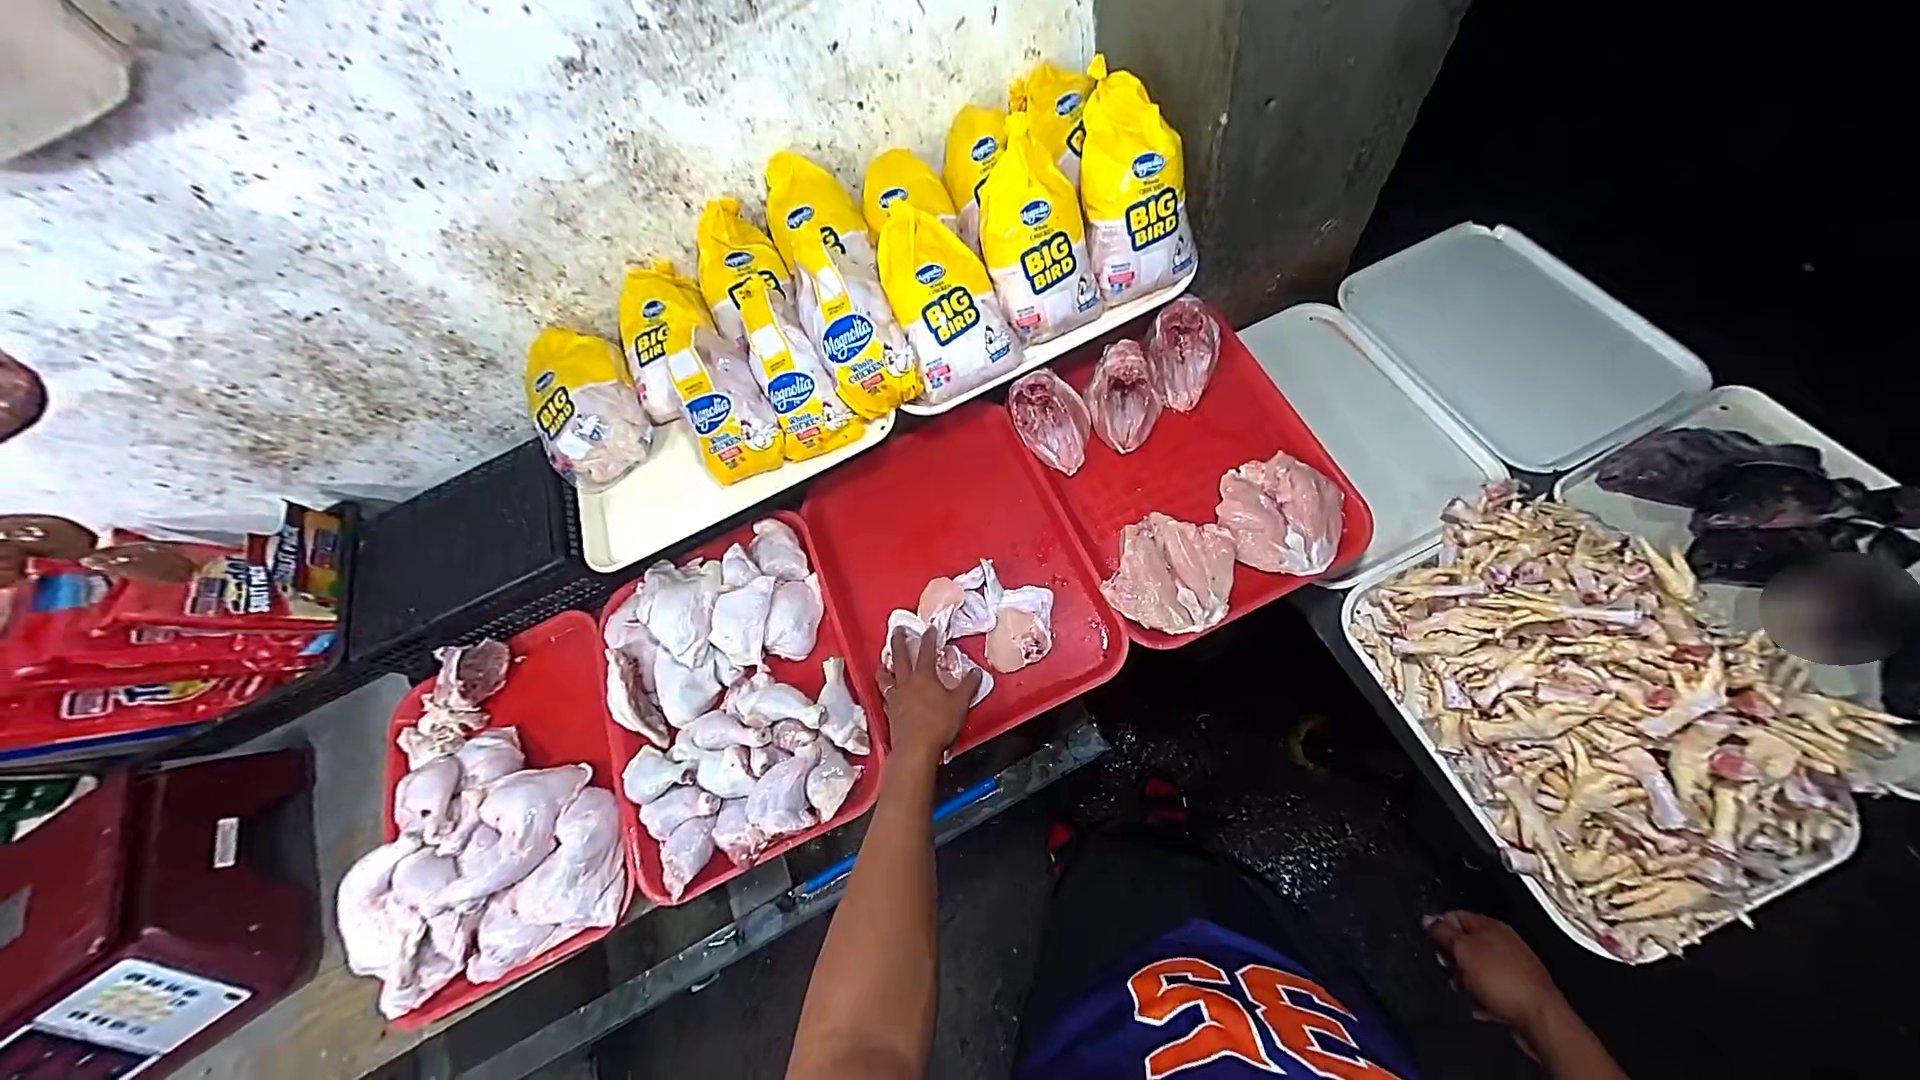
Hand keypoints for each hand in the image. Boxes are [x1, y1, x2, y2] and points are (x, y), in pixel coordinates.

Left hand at [883, 626, 981, 768]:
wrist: (915, 749)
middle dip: (899, 641)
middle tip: (898, 630)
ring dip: (885, 665)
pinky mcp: (889, 711)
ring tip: (884, 660)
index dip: (929, 638)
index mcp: (924, 676)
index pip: (926, 651)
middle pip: (900, 656)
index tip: (930, 628)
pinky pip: (885, 694)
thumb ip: (968, 686)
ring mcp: (895, 696)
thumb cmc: (939, 724)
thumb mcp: (960, 704)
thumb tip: (976, 672)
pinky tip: (887, 690)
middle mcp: (906, 682)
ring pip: (886, 675)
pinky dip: (885, 688)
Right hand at [1424, 911, 1567, 1035]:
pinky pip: (1492, 988)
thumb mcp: (1462, 949)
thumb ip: (1441, 932)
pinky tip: (1481, 1004)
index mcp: (1491, 926)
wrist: (1543, 1022)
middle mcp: (1505, 943)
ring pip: (1478, 968)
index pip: (1454, 915)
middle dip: (1454, 959)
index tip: (1434, 943)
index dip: (1440, 928)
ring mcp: (1515, 968)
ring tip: (1468, 990)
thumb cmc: (1503, 981)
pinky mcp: (1520, 990)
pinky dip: (1484, 995)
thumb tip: (1428, 919)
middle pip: (1466, 943)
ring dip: (1467, 979)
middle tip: (1452, 969)